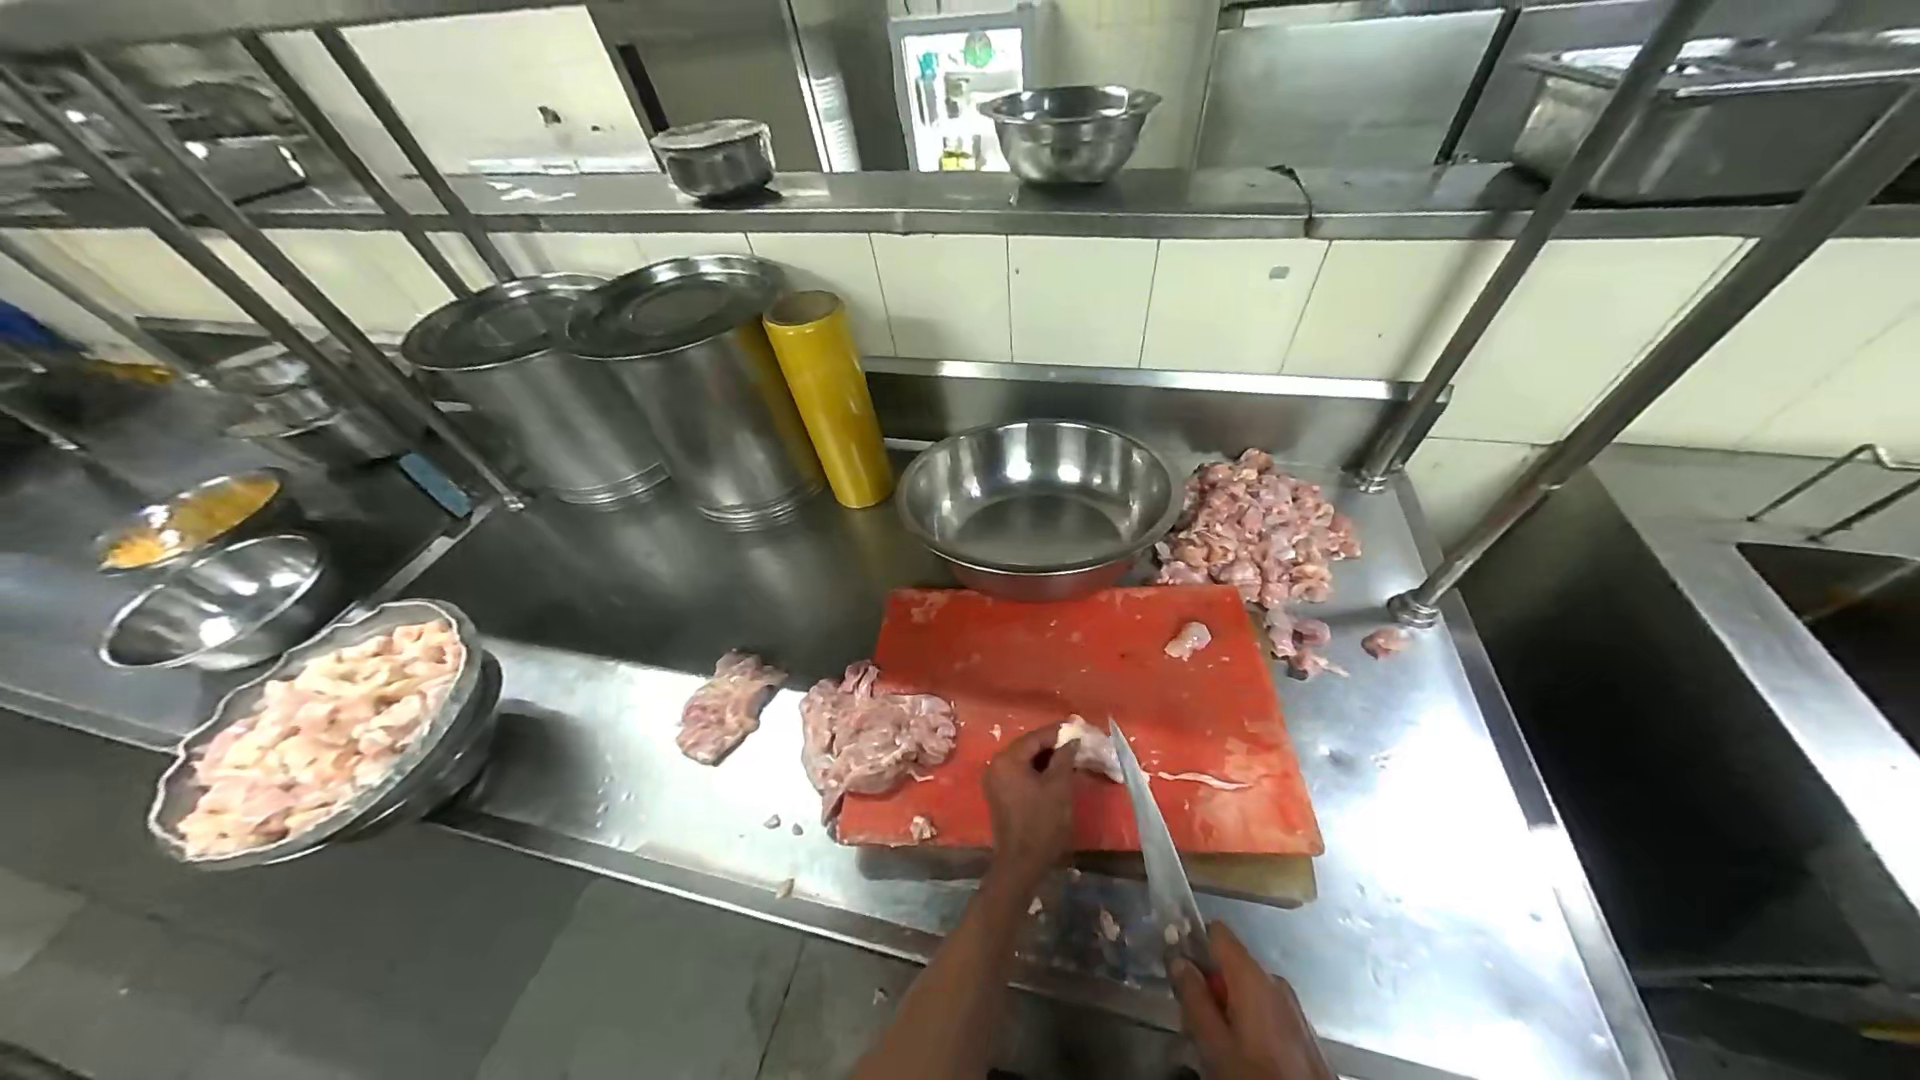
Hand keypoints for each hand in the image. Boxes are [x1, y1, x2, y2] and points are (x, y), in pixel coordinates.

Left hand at [983, 724, 1077, 890]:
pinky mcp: (999, 794)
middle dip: (1051, 745)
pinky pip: (1019, 773)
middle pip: (1027, 747)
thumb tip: (1072, 740)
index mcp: (1007, 760)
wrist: (1022, 862)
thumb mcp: (1059, 787)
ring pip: (1024, 760)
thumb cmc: (1043, 822)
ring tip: (1069, 757)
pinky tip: (1054, 773)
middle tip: (1075, 743)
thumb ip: (1064, 758)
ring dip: (1045, 758)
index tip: (1077, 729)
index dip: (1057, 733)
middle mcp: (996, 765)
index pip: (1034, 737)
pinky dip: (1036, 770)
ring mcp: (995, 780)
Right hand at [1171, 921, 1333, 1079]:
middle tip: (1194, 1022)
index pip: (1217, 932)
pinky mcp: (1301, 1027)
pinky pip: (1264, 1008)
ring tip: (1218, 1044)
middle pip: (1229, 964)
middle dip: (1208, 986)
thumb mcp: (1214, 1043)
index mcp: (1252, 976)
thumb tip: (1178, 960)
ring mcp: (1291, 1005)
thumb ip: (1193, 996)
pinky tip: (1244, 1054)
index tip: (1179, 967)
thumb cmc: (1257, 1076)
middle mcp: (1274, 981)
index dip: (1194, 942)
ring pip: (1246, 989)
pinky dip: (1248, 1020)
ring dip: (1226, 1006)